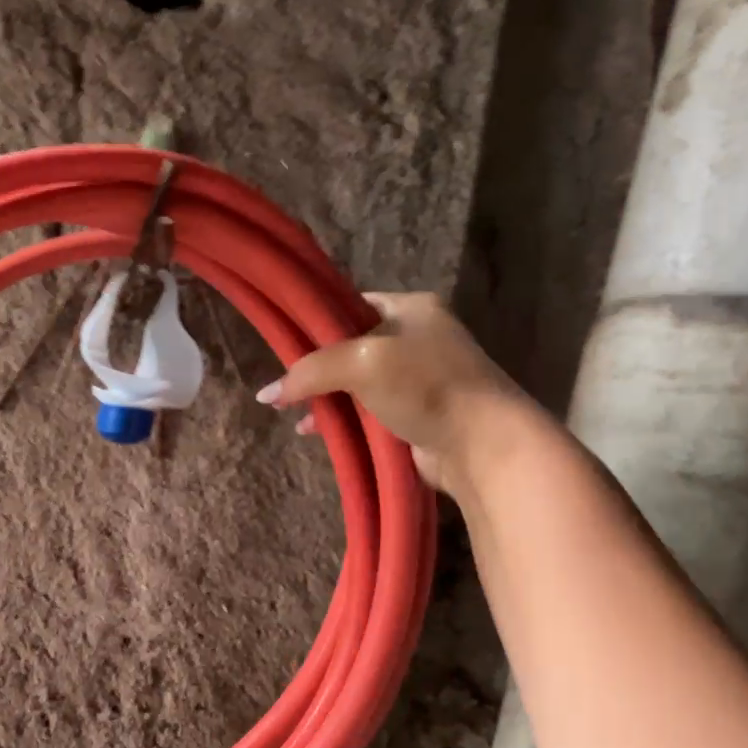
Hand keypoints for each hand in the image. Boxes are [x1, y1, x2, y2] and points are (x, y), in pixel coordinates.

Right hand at [255, 292, 534, 493]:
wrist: (481, 443)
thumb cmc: (424, 387)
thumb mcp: (359, 363)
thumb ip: (309, 371)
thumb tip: (265, 394)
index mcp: (410, 309)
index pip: (350, 305)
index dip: (315, 324)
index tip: (283, 345)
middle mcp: (414, 336)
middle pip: (346, 345)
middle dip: (312, 367)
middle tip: (283, 385)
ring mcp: (415, 376)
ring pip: (351, 381)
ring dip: (321, 396)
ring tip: (291, 412)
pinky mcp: (411, 412)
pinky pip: (362, 409)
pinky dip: (337, 418)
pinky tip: (313, 431)